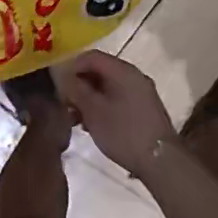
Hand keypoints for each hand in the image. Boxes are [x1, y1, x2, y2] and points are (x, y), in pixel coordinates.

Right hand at [52, 51, 176, 175]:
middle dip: (79, 86)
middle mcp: (134, 76)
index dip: (71, 67)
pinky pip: (117, 99)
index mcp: (123, 71)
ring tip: (75, 119)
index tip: (57, 86)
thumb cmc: (123, 133)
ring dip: (88, 99)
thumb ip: (75, 89)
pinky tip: (92, 125)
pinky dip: (102, 107)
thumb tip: (62, 75)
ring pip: (107, 87)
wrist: (160, 161)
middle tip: (65, 105)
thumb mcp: (93, 110)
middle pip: (99, 71)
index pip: (91, 56)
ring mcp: (141, 92)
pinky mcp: (143, 108)